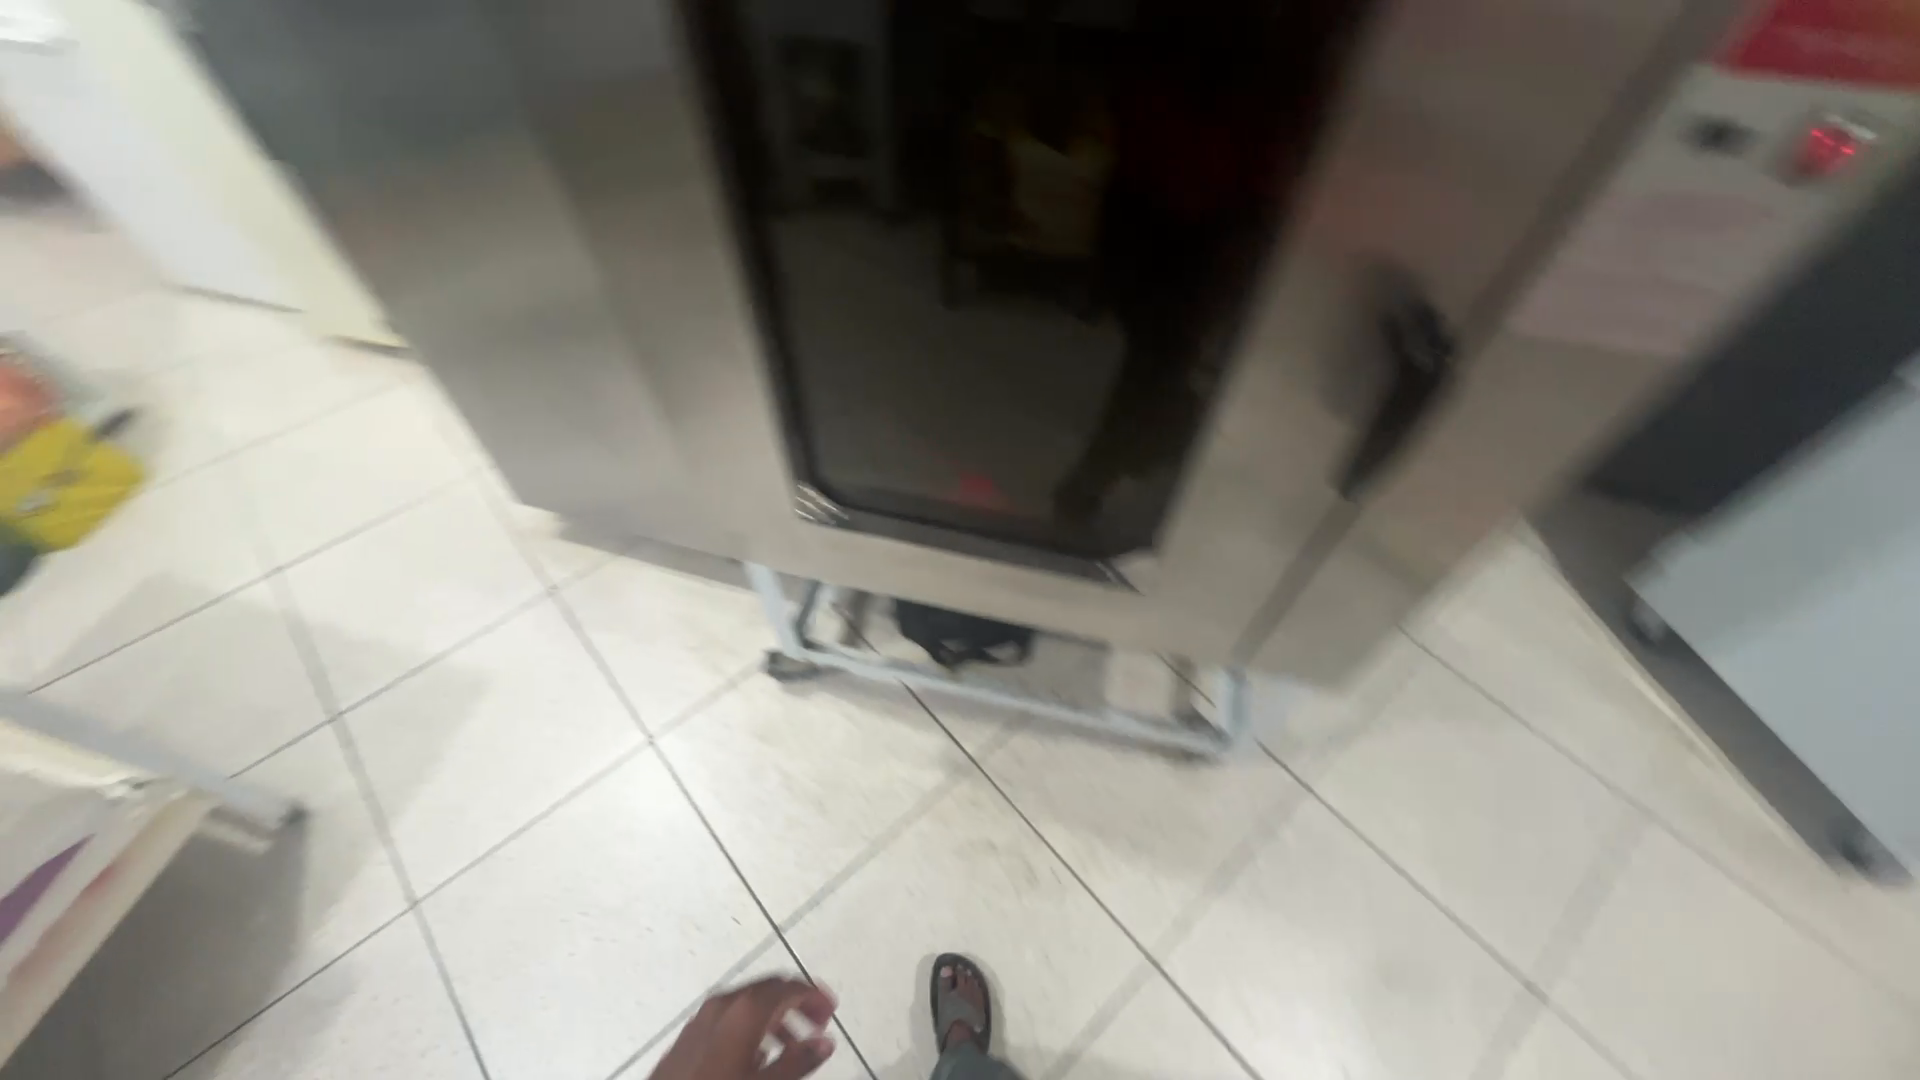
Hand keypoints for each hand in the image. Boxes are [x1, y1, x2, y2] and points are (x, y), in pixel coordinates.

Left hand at [648, 976, 838, 1079]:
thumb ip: (798, 1061)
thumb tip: (824, 1042)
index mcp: (746, 1008)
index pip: (790, 987)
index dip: (814, 996)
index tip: (831, 1011)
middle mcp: (725, 1003)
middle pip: (770, 989)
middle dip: (797, 1004)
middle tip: (817, 1025)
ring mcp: (703, 1017)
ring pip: (749, 1004)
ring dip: (775, 1017)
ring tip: (790, 1047)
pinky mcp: (689, 1034)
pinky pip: (730, 1018)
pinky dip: (752, 1026)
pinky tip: (756, 1058)